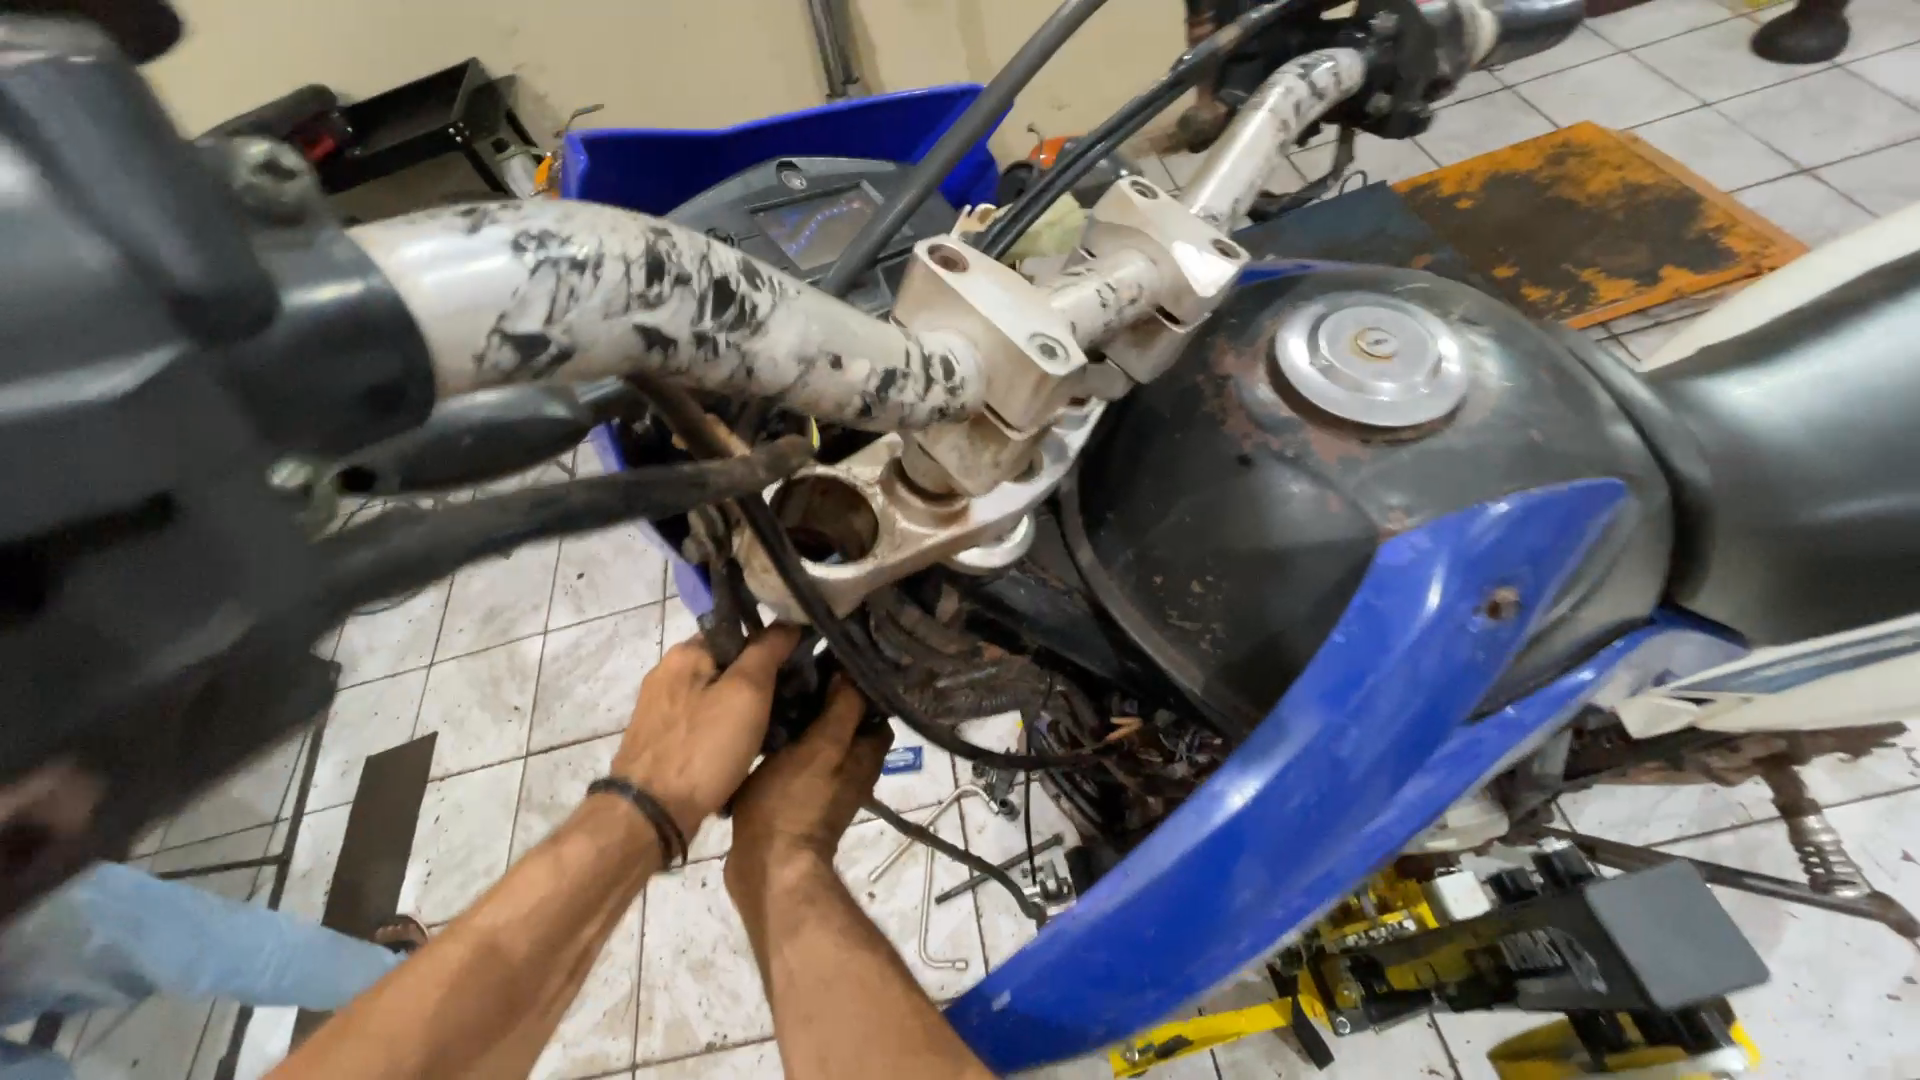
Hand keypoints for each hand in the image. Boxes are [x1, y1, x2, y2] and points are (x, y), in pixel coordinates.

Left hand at [610, 624, 800, 834]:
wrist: (652, 814)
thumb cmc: (704, 747)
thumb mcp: (747, 692)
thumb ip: (768, 651)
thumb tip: (788, 622)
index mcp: (685, 652)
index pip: (741, 633)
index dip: (773, 647)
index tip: (800, 668)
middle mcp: (668, 673)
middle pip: (729, 665)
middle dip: (761, 680)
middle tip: (792, 701)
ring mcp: (661, 709)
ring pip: (718, 696)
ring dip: (745, 708)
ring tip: (775, 727)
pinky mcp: (661, 740)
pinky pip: (704, 722)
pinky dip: (726, 730)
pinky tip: (744, 748)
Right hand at [726, 677, 891, 887]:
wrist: (769, 867)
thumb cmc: (796, 801)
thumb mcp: (823, 746)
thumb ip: (843, 708)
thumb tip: (852, 671)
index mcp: (868, 752)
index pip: (872, 703)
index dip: (856, 678)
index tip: (828, 655)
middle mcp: (856, 766)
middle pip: (847, 719)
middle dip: (826, 696)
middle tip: (797, 671)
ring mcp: (828, 784)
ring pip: (822, 738)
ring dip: (805, 719)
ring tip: (778, 692)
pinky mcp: (801, 797)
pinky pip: (800, 759)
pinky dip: (789, 743)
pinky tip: (765, 729)